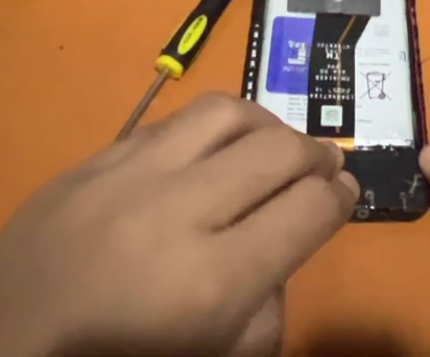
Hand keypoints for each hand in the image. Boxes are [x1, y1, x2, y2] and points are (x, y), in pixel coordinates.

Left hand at [0, 94, 358, 356]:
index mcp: (206, 284)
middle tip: (327, 167)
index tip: (348, 195)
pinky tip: (207, 157)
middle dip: (317, 156)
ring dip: (267, 125)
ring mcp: (119, 179)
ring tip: (275, 145)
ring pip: (224, 113)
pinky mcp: (81, 167)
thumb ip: (261, 316)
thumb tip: (281, 250)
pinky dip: (207, 133)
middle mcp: (171, 213)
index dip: (341, 199)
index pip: (307, 211)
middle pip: (277, 151)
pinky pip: (166, 124)